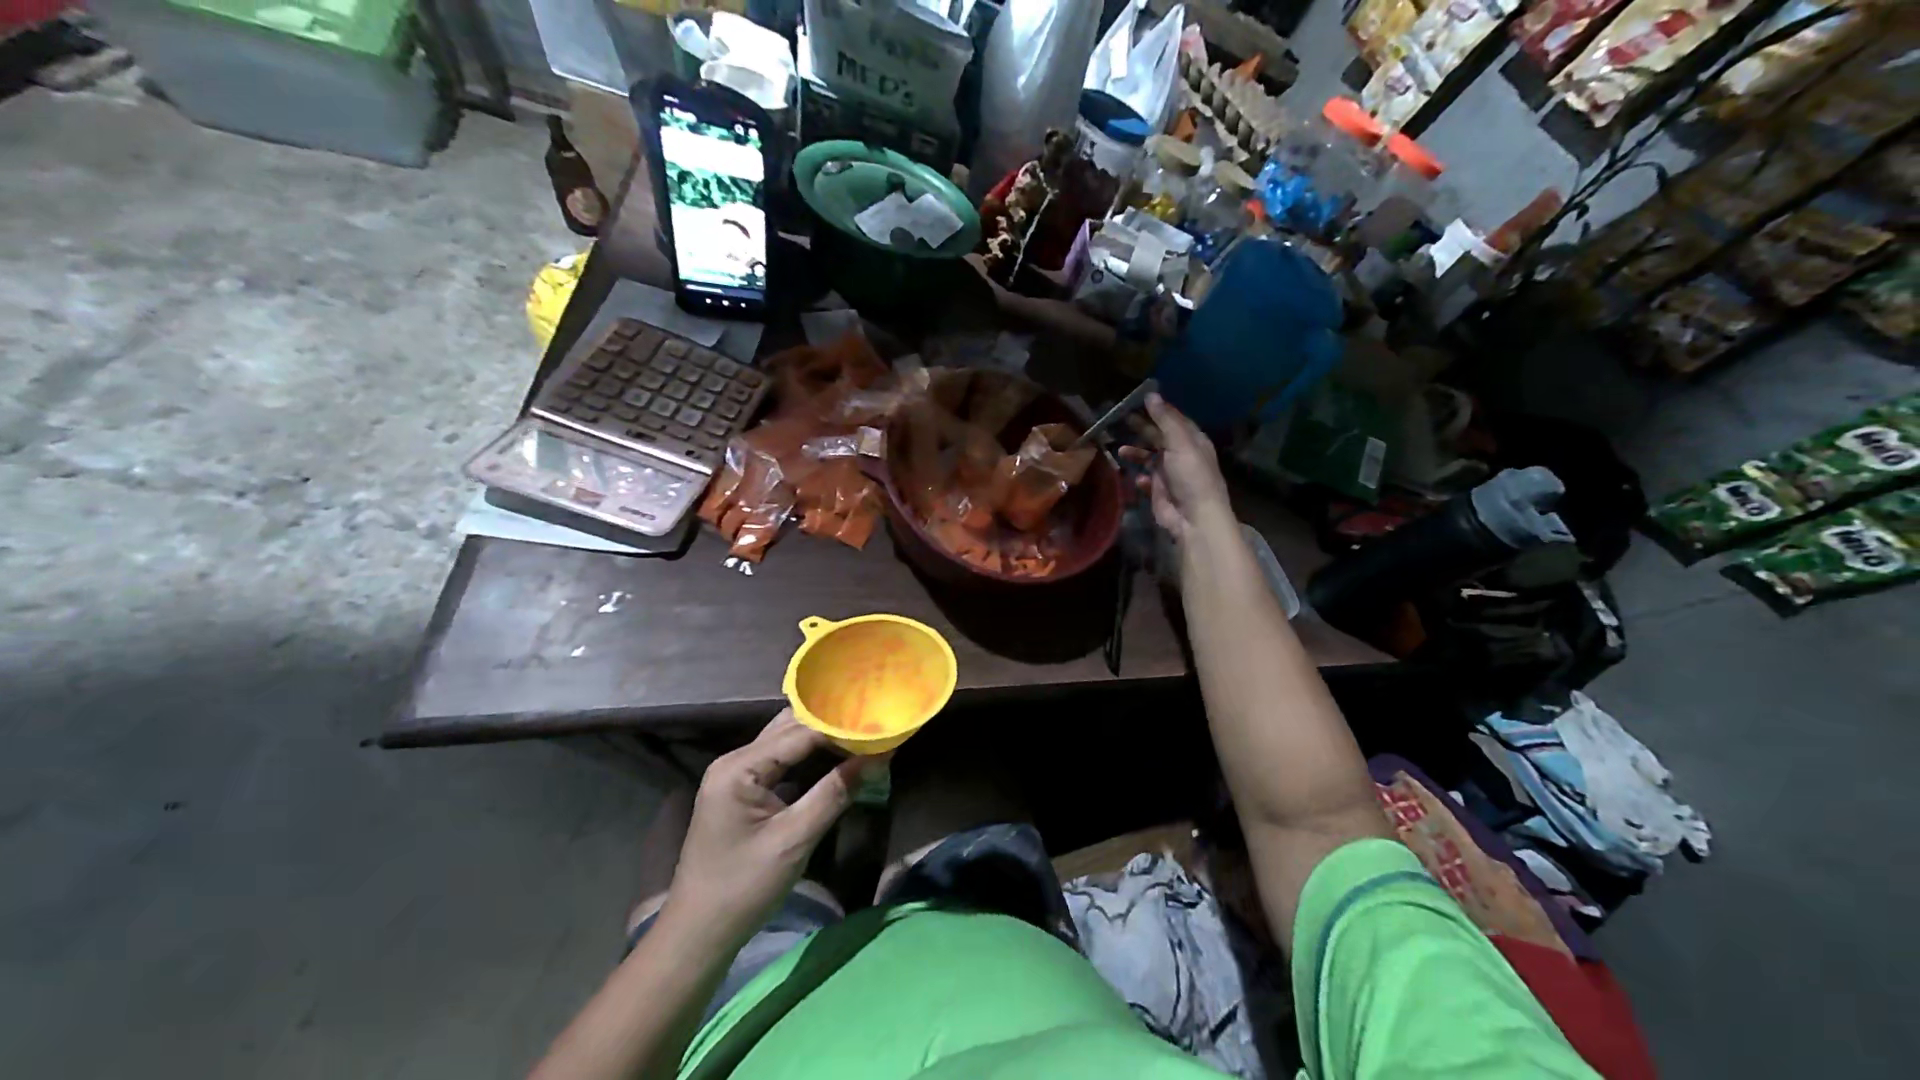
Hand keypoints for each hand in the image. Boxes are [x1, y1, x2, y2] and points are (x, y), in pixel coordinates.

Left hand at [661, 710, 867, 944]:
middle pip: (790, 728)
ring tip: (861, 737)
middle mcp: (735, 760)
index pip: (800, 732)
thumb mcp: (795, 840)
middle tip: (873, 726)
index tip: (879, 726)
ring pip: (786, 742)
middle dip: (832, 726)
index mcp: (740, 766)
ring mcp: (735, 774)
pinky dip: (809, 756)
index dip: (841, 728)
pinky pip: (781, 760)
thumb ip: (835, 793)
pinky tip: (836, 758)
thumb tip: (877, 757)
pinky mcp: (742, 790)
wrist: (699, 932)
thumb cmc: (744, 887)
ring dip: (821, 739)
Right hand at [1119, 393, 1232, 544]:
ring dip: (1135, 453)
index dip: (1156, 410)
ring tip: (1119, 450)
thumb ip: (1164, 420)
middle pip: (1158, 437)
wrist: (1194, 517)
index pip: (1173, 419)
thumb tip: (1151, 394)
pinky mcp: (1159, 491)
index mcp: (1192, 440)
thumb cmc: (1191, 476)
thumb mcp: (1179, 442)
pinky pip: (1146, 480)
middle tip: (1120, 420)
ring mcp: (1169, 474)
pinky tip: (1136, 477)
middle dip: (1141, 429)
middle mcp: (1181, 454)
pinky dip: (1140, 477)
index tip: (1135, 401)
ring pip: (1149, 458)